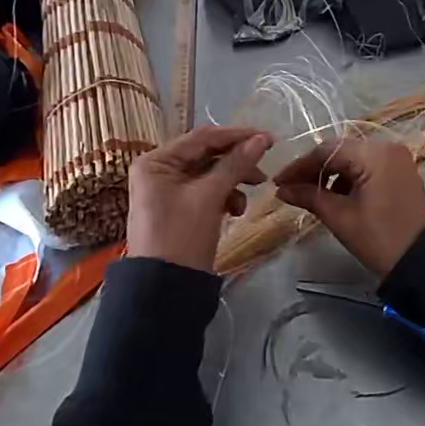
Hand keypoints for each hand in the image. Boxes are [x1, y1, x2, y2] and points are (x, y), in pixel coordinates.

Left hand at [126, 126, 272, 272]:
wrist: (164, 289)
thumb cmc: (181, 236)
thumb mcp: (209, 198)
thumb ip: (235, 165)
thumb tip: (261, 140)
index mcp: (156, 161)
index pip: (201, 138)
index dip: (236, 136)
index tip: (269, 138)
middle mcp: (158, 169)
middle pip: (205, 155)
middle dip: (236, 162)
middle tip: (264, 171)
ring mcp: (166, 189)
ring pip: (208, 174)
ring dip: (232, 181)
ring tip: (252, 194)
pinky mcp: (178, 207)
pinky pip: (205, 192)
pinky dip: (223, 197)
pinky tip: (236, 210)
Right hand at [273, 136, 424, 278]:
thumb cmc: (381, 238)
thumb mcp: (340, 217)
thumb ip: (308, 196)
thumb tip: (281, 189)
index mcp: (374, 154)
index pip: (325, 151)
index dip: (298, 166)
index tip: (278, 182)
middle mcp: (386, 148)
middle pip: (338, 152)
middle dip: (312, 169)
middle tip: (289, 187)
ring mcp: (395, 160)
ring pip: (350, 159)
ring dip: (328, 174)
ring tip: (307, 194)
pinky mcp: (398, 173)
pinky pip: (364, 168)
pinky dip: (345, 179)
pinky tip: (331, 196)